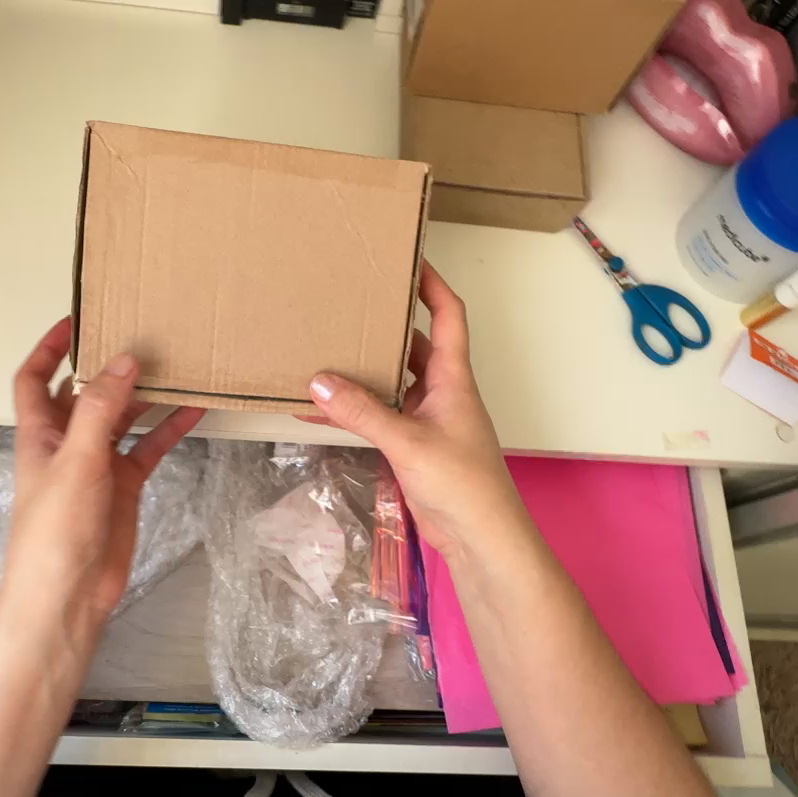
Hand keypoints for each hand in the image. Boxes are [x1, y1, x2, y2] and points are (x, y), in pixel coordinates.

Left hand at [0, 319, 204, 633]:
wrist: (69, 594)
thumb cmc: (56, 528)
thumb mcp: (76, 461)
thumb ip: (100, 409)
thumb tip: (125, 359)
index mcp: (41, 433)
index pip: (35, 379)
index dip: (49, 349)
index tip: (76, 320)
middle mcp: (69, 442)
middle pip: (87, 393)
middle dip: (109, 366)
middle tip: (143, 334)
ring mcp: (99, 464)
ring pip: (124, 418)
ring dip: (146, 395)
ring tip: (176, 365)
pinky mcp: (125, 485)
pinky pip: (149, 447)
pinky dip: (168, 429)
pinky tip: (195, 412)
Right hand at [305, 265, 527, 560]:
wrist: (480, 538)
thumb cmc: (460, 481)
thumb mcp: (409, 441)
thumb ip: (363, 412)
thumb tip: (317, 380)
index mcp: (454, 378)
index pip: (449, 316)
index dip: (432, 284)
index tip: (407, 258)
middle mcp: (442, 392)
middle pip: (414, 346)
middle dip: (385, 326)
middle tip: (350, 305)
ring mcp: (428, 420)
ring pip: (393, 383)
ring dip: (365, 371)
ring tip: (325, 349)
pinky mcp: (413, 447)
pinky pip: (380, 417)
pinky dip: (353, 412)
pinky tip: (317, 409)